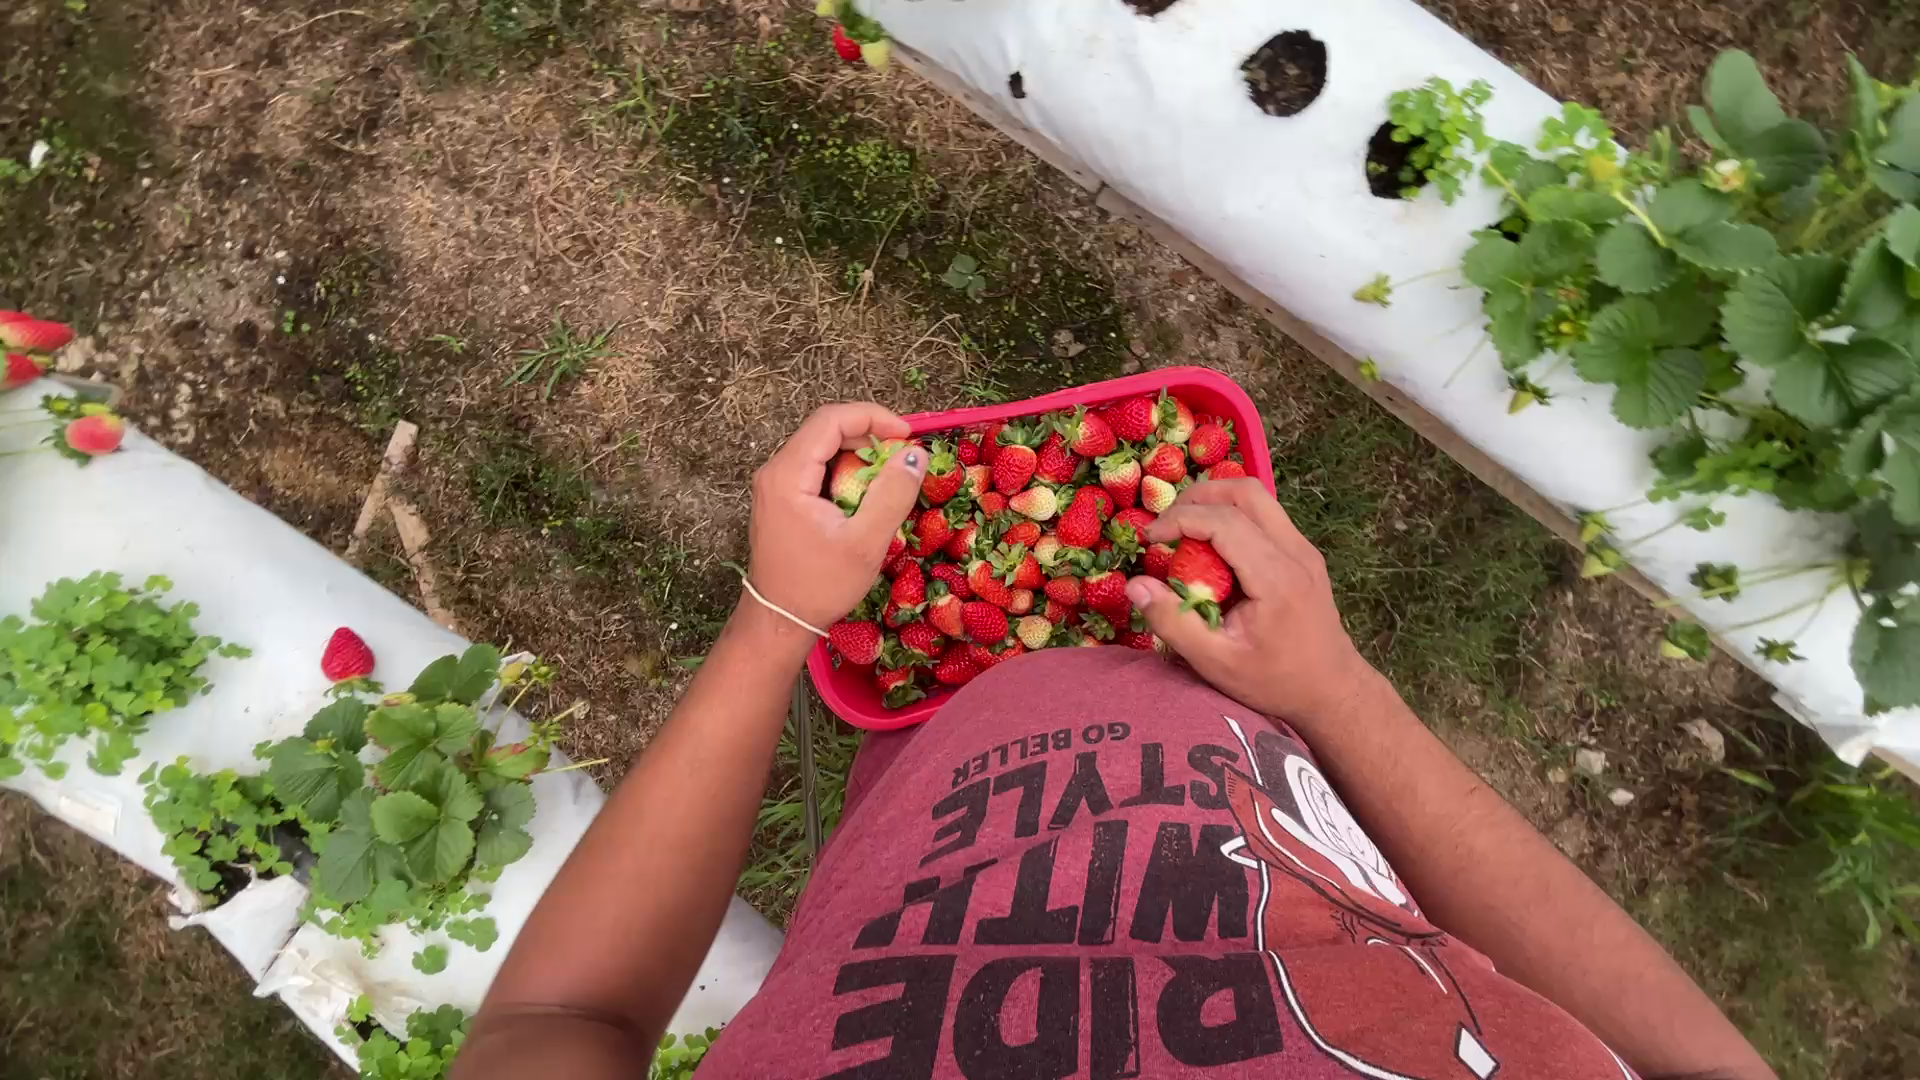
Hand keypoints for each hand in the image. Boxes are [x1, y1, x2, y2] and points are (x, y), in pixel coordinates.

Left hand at [747, 403, 926, 629]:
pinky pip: (816, 470)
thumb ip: (893, 495)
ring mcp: (775, 486)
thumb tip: (915, 455)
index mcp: (788, 475)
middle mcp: (775, 472)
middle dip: (868, 435)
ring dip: (859, 455)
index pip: (830, 420)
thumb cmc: (820, 585)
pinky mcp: (781, 500)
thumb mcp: (866, 542)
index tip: (906, 435)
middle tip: (903, 457)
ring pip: (821, 450)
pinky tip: (867, 495)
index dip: (872, 417)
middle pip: (825, 431)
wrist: (780, 621)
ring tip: (889, 476)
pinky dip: (845, 473)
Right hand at [1126, 479, 1378, 727]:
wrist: (1332, 692)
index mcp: (1276, 577)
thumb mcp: (1214, 662)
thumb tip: (1135, 585)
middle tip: (1166, 526)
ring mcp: (1304, 549)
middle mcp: (1295, 552)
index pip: (1224, 521)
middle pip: (1245, 492)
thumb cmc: (1273, 681)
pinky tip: (1211, 549)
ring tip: (1184, 532)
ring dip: (1214, 503)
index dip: (1179, 519)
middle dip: (1196, 498)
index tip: (1149, 538)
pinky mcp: (1303, 553)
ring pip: (1256, 498)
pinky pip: (1263, 516)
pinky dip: (1231, 518)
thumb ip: (1172, 621)